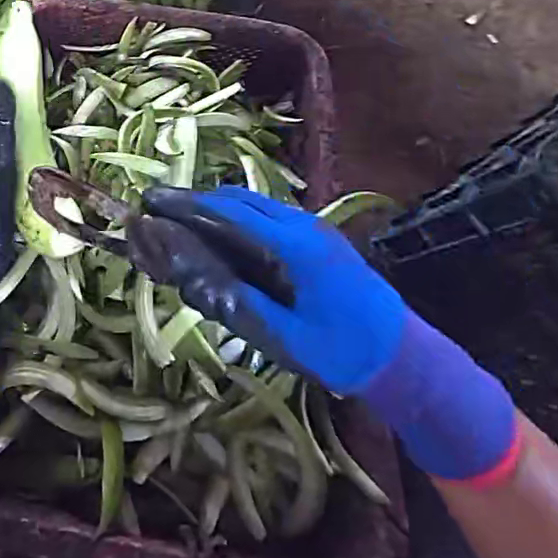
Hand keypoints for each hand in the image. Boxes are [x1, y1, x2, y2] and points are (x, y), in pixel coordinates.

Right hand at [139, 185, 520, 482]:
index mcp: (295, 247)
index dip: (188, 204)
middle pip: (240, 199)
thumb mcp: (286, 339)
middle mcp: (304, 226)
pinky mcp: (318, 239)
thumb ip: (238, 306)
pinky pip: (268, 216)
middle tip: (159, 209)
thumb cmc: (344, 353)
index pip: (230, 212)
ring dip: (217, 207)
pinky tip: (221, 236)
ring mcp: (314, 229)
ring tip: (181, 221)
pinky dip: (237, 217)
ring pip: (255, 204)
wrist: (405, 358)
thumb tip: (189, 279)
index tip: (152, 200)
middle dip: (197, 200)